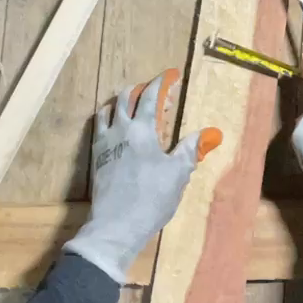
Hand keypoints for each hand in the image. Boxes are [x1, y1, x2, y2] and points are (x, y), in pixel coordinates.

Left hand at [63, 70, 206, 283]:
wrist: (115, 226)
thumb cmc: (151, 197)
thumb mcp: (178, 174)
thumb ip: (190, 149)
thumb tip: (207, 133)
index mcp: (142, 129)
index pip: (150, 96)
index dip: (161, 83)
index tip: (170, 75)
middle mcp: (120, 130)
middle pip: (124, 98)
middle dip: (138, 89)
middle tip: (151, 92)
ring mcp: (104, 144)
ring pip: (107, 111)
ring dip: (118, 103)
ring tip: (128, 105)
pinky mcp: (95, 159)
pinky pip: (98, 129)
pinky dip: (107, 120)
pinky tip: (115, 129)